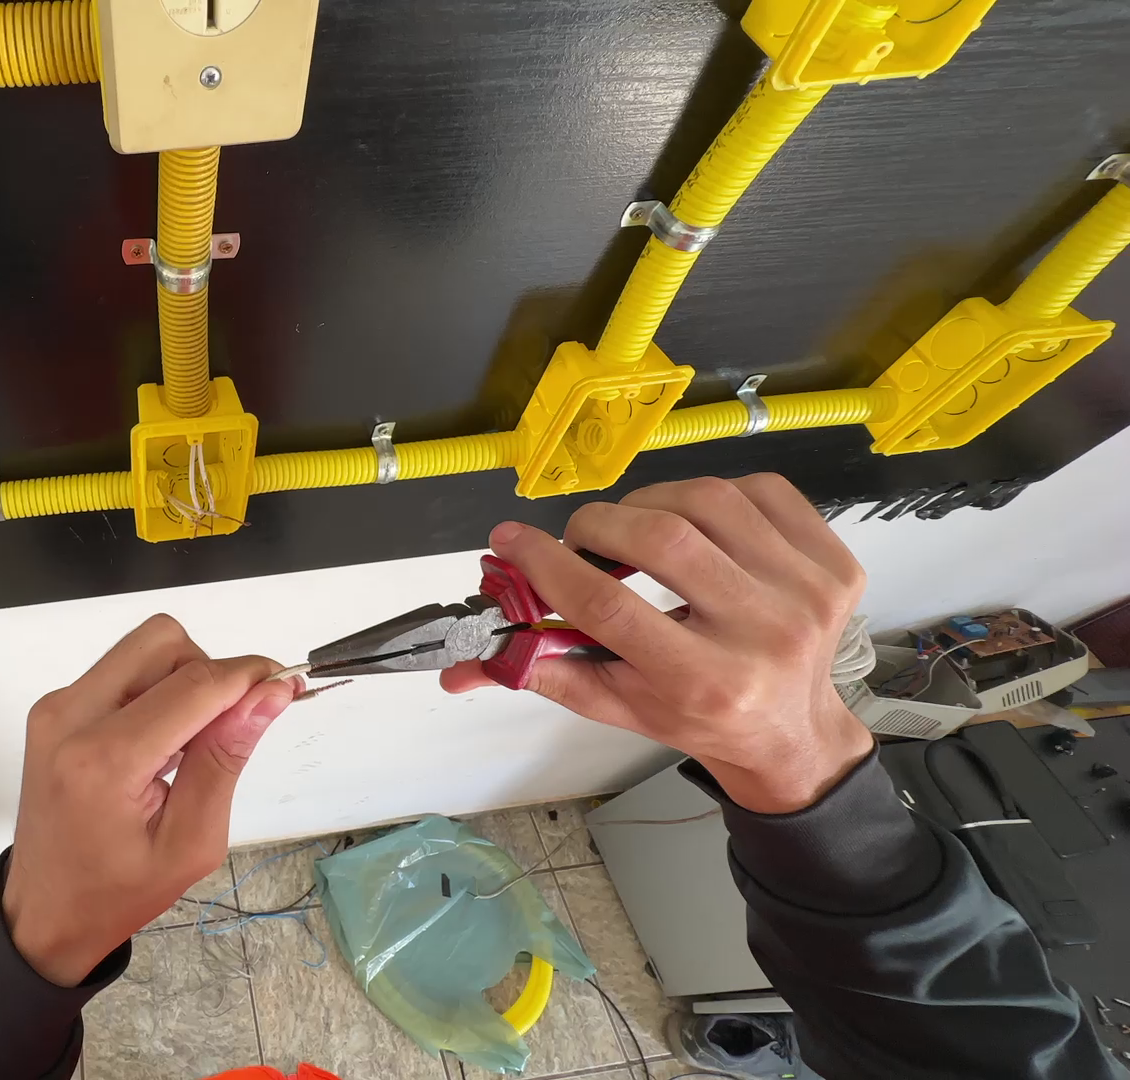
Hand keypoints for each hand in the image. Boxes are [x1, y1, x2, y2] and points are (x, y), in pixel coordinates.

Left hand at [2, 614, 296, 984]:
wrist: (43, 910)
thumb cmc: (117, 892)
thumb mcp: (191, 842)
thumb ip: (227, 758)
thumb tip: (268, 694)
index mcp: (103, 761)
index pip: (193, 685)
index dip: (248, 676)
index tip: (284, 685)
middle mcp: (70, 716)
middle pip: (163, 641)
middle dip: (208, 672)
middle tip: (221, 728)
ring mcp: (56, 706)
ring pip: (143, 646)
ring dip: (180, 678)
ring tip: (184, 743)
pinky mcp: (55, 705)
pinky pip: (121, 667)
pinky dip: (154, 689)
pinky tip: (157, 742)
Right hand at [441, 474, 873, 814]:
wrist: (789, 728)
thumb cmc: (690, 716)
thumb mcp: (608, 704)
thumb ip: (533, 673)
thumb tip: (455, 673)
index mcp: (702, 680)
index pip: (606, 605)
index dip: (545, 563)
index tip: (508, 539)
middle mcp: (765, 633)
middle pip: (660, 540)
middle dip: (596, 526)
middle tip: (577, 541)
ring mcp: (810, 591)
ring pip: (705, 500)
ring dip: (646, 504)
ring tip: (628, 529)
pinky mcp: (834, 561)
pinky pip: (759, 489)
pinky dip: (707, 493)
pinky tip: (688, 521)